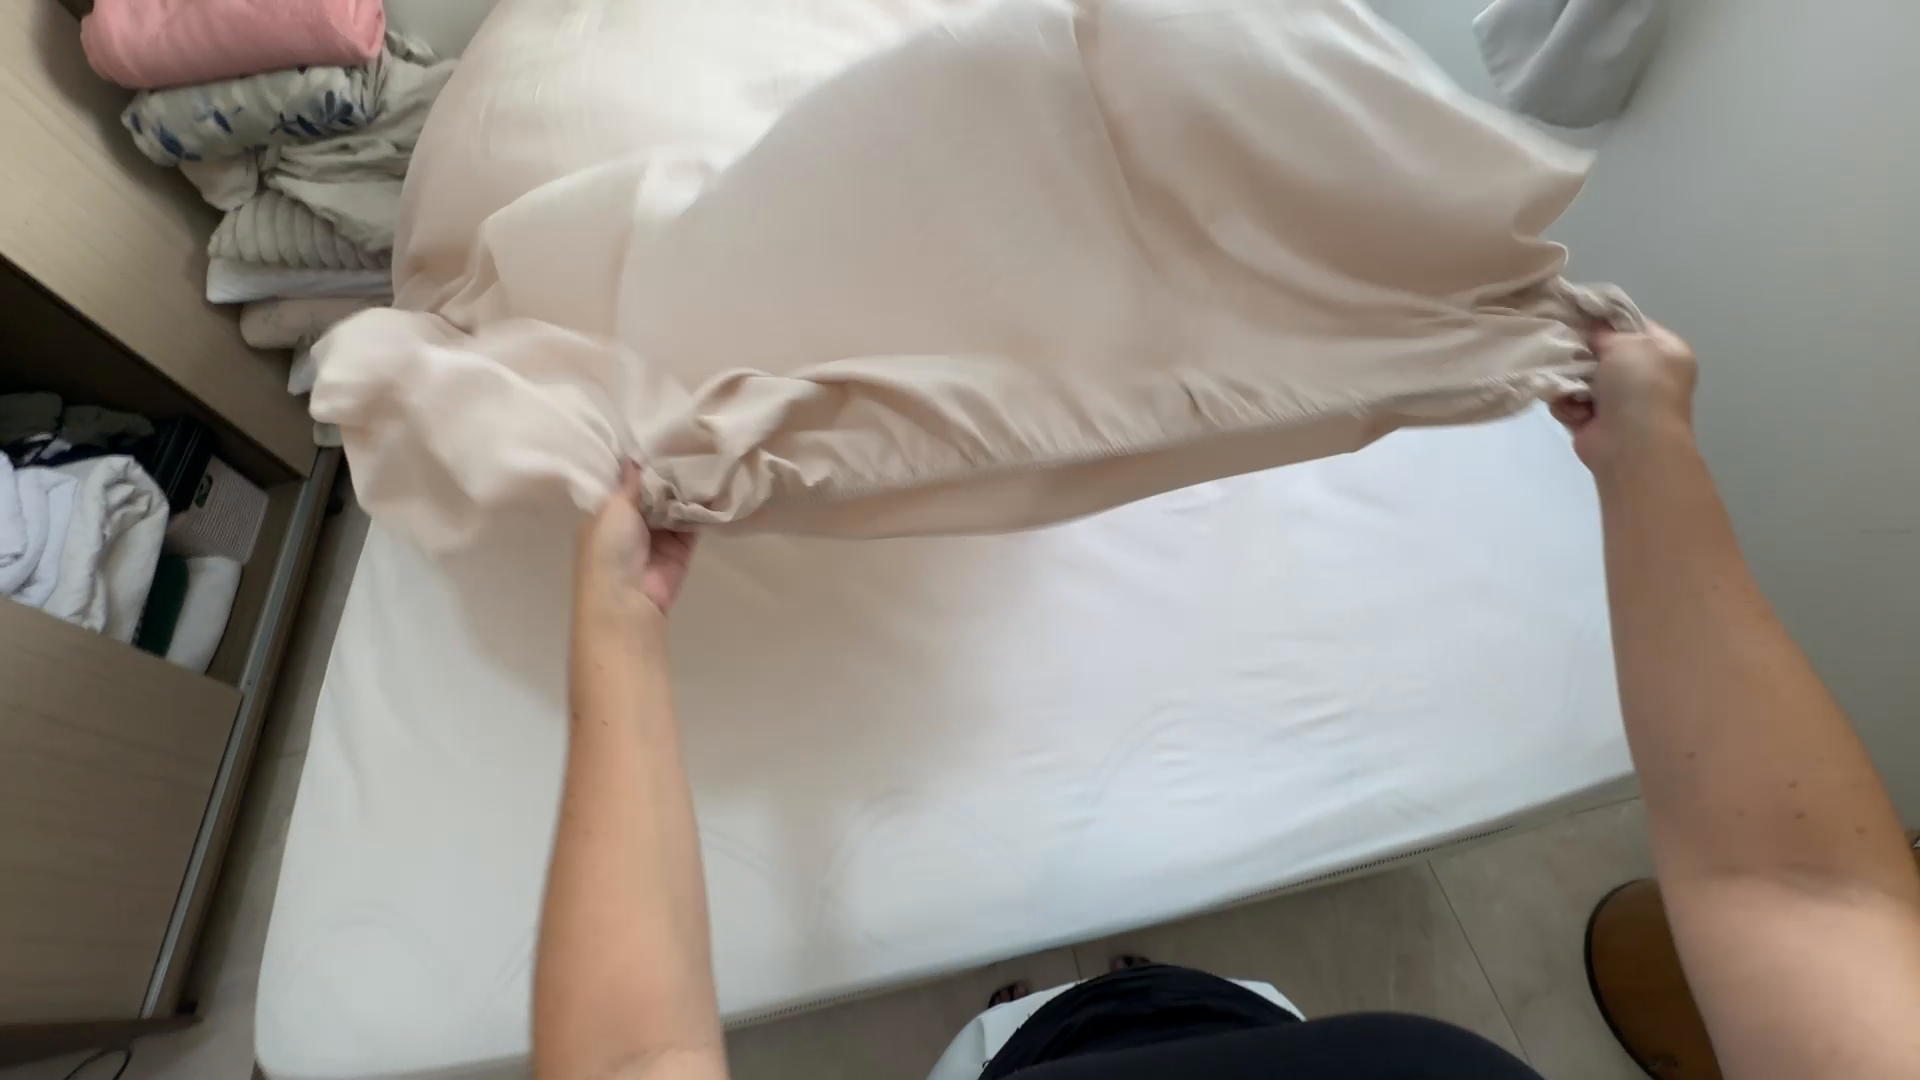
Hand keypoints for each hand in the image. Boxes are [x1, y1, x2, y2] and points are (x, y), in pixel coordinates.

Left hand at [575, 460, 698, 625]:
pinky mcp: (682, 548)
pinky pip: (692, 523)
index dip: (637, 466)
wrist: (628, 598)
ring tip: (704, 459)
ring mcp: (658, 536)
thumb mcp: (612, 508)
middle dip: (666, 475)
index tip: (656, 440)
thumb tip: (631, 458)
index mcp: (606, 514)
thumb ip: (629, 484)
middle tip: (687, 444)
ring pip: (674, 506)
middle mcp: (631, 524)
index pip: (623, 485)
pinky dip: (701, 509)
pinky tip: (713, 485)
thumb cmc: (609, 549)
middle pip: (652, 494)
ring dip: (686, 490)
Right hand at [1551, 321, 1698, 476]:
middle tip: (1566, 353)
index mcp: (1664, 352)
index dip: (1605, 321)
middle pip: (1600, 353)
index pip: (1632, 326)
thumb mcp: (1630, 345)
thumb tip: (1593, 331)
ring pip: (1578, 378)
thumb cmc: (1640, 387)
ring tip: (1572, 390)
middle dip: (1580, 355)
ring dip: (1569, 383)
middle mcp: (1643, 373)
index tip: (1578, 318)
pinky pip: (1568, 402)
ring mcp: (1618, 398)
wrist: (1631, 443)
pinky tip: (1575, 413)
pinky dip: (1566, 405)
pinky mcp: (1592, 418)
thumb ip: (1608, 333)